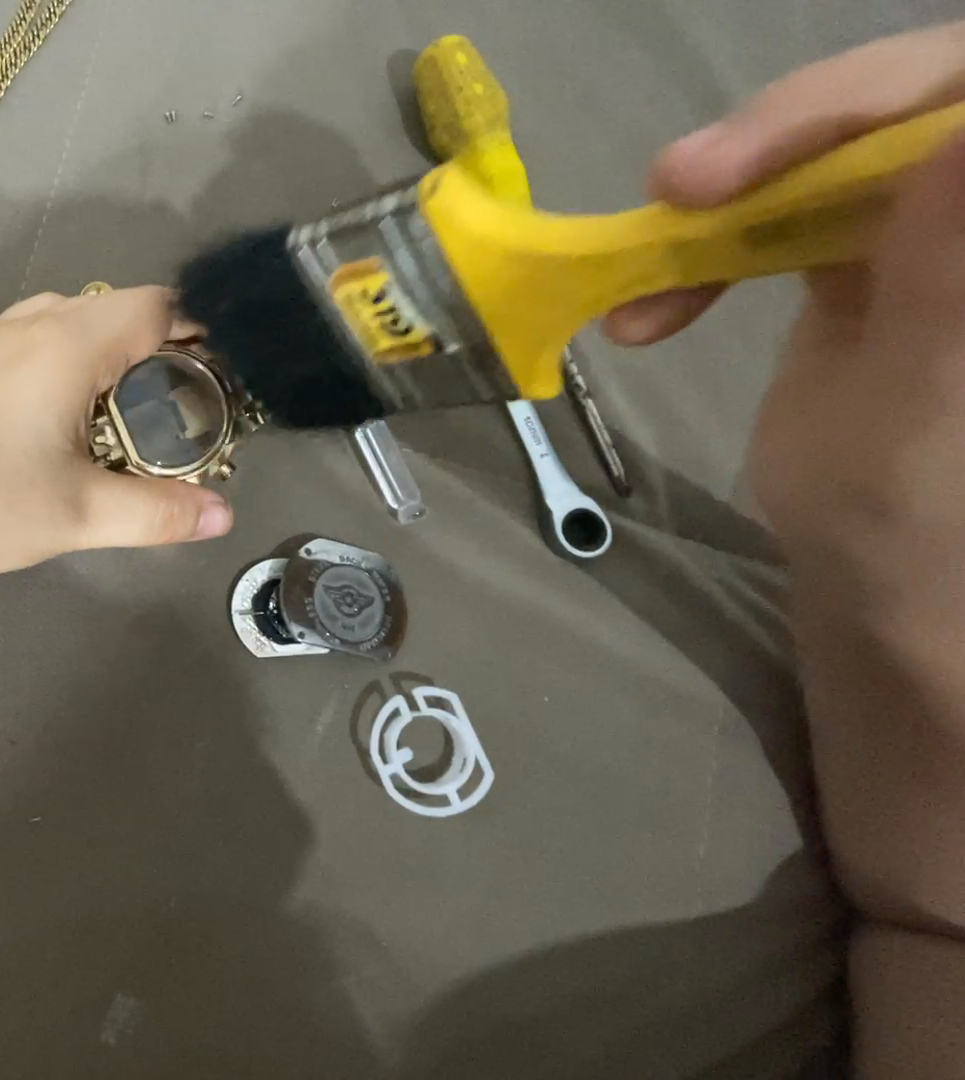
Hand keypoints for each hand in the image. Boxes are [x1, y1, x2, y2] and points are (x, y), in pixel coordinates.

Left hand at [0, 286, 233, 603]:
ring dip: (110, 357)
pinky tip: (66, 422)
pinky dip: (68, 367)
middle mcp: (27, 323)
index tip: (227, 376)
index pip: (156, 305)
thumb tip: (225, 516)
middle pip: (115, 309)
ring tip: (134, 416)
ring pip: (71, 324)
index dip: (201, 330)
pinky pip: (34, 344)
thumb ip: (159, 512)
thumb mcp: (78, 515)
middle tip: (188, 406)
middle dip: (160, 347)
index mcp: (65, 340)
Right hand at [603, 22, 964, 579]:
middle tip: (673, 188)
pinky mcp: (873, 250)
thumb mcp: (922, 404)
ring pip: (838, 146)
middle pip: (914, 99)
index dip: (885, 97)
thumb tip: (958, 125)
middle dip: (790, 134)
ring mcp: (940, 223)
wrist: (883, 575)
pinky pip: (785, 209)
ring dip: (722, 204)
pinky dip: (703, 249)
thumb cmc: (914, 517)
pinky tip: (652, 306)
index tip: (750, 166)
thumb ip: (951, 272)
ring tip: (639, 277)